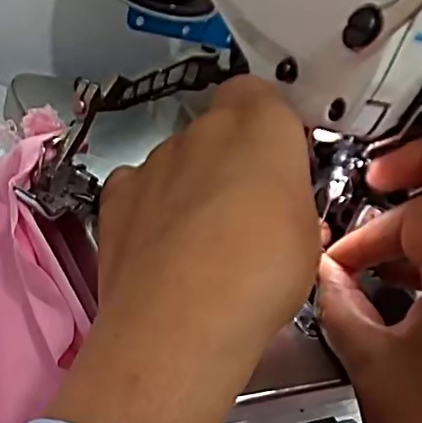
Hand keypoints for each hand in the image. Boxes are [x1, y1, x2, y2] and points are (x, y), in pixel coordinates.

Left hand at [45, 76, 319, 422]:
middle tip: (239, 219)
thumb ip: (290, 206)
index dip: (268, 133)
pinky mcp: (114, 200)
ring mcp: (152, 164)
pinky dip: (145, 212)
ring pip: (174, 166)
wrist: (181, 322)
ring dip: (184, 192)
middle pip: (216, 134)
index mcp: (262, 126)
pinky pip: (135, 193)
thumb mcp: (307, 241)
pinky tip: (156, 251)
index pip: (263, 99)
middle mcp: (202, 132)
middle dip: (227, 166)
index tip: (276, 171)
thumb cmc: (259, 279)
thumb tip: (279, 214)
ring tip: (194, 250)